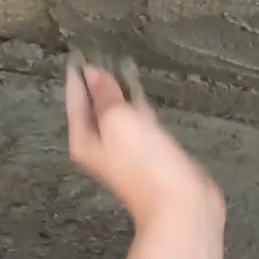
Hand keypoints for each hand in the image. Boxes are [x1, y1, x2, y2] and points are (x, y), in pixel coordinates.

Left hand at [65, 55, 223, 232]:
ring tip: (116, 65)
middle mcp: (100, 144)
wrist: (182, 206)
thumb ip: (104, 95)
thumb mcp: (117, 120)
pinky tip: (138, 93)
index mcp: (84, 138)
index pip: (76, 98)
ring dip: (116, 92)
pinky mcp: (149, 152)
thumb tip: (91, 73)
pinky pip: (136, 121)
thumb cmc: (144, 163)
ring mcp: (124, 148)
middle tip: (96, 55)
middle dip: (95, 82)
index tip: (77, 52)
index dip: (77, 74)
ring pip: (116, 112)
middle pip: (94, 105)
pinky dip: (135, 105)